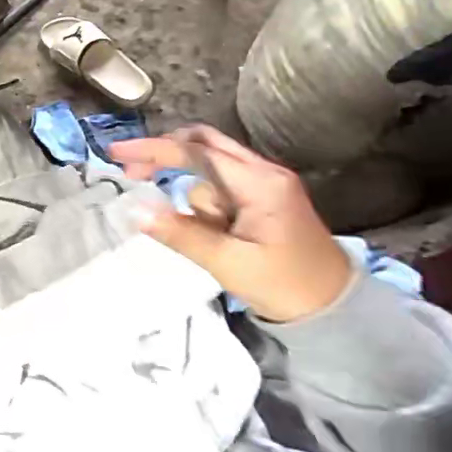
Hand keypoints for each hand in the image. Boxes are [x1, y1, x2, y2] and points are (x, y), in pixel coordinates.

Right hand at [109, 126, 351, 323]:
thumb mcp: (228, 264)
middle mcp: (264, 171)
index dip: (154, 150)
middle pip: (204, 143)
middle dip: (166, 154)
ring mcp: (267, 181)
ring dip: (195, 193)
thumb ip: (182, 234)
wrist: (334, 308)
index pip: (197, 153)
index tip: (117, 155)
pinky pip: (222, 183)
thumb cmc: (284, 286)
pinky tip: (213, 230)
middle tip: (133, 173)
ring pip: (211, 167)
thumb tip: (137, 211)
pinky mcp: (265, 195)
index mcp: (260, 183)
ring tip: (210, 240)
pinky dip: (206, 199)